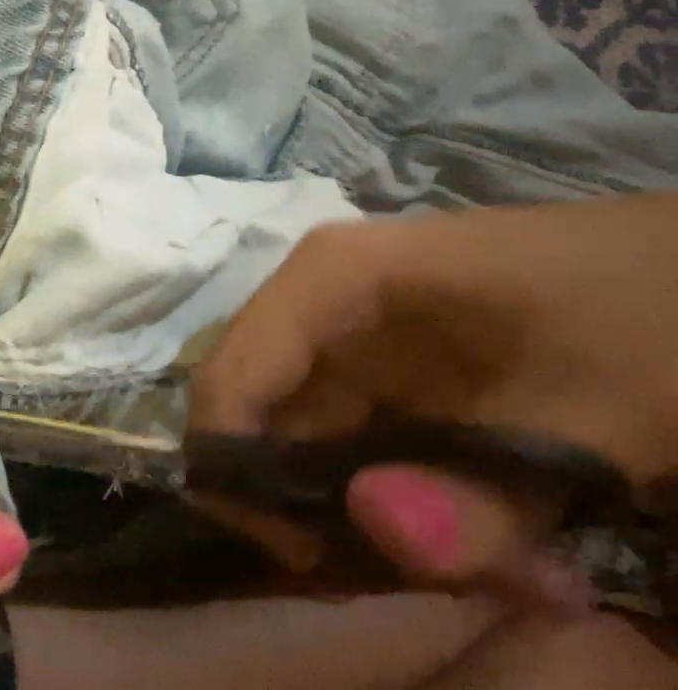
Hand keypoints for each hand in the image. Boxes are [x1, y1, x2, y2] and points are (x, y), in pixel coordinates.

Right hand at [189, 194, 677, 600]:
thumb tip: (384, 539)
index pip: (230, 375)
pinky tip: (510, 555)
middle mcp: (316, 309)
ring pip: (315, 444)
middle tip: (419, 585)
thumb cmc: (652, 313)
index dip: (234, 462)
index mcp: (328, 281)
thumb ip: (492, 486)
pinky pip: (366, 452)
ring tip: (509, 579)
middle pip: (264, 416)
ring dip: (385, 520)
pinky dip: (419, 510)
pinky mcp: (390, 377)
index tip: (295, 553)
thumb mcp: (598, 409)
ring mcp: (351, 342)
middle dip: (323, 508)